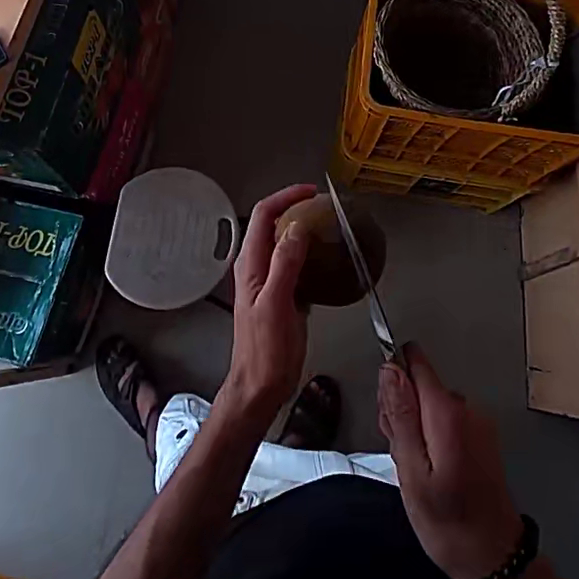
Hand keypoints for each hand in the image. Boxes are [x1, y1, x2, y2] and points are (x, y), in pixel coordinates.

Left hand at [219, 183, 317, 423]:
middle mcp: (256, 267)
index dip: (285, 197)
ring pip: (284, 242)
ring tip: (328, 225)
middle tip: (323, 206)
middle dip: (295, 208)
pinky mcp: (282, 294)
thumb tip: (298, 228)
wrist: (261, 386)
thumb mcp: (275, 303)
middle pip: (272, 224)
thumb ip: (285, 264)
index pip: (263, 215)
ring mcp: (268, 280)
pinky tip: (327, 258)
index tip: (310, 192)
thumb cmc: (264, 350)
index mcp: (250, 264)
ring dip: (303, 228)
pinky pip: (295, 262)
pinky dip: (310, 252)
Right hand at [378, 344, 524, 578]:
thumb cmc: (451, 523)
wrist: (491, 557)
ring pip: (426, 402)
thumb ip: (400, 414)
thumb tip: (390, 370)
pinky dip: (430, 438)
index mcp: (447, 412)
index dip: (393, 383)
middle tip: (405, 454)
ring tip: (419, 469)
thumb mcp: (412, 471)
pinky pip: (442, 419)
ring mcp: (474, 420)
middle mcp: (465, 407)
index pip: (413, 360)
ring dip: (414, 428)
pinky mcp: (477, 433)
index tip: (391, 415)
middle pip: (417, 382)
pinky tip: (433, 469)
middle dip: (401, 411)